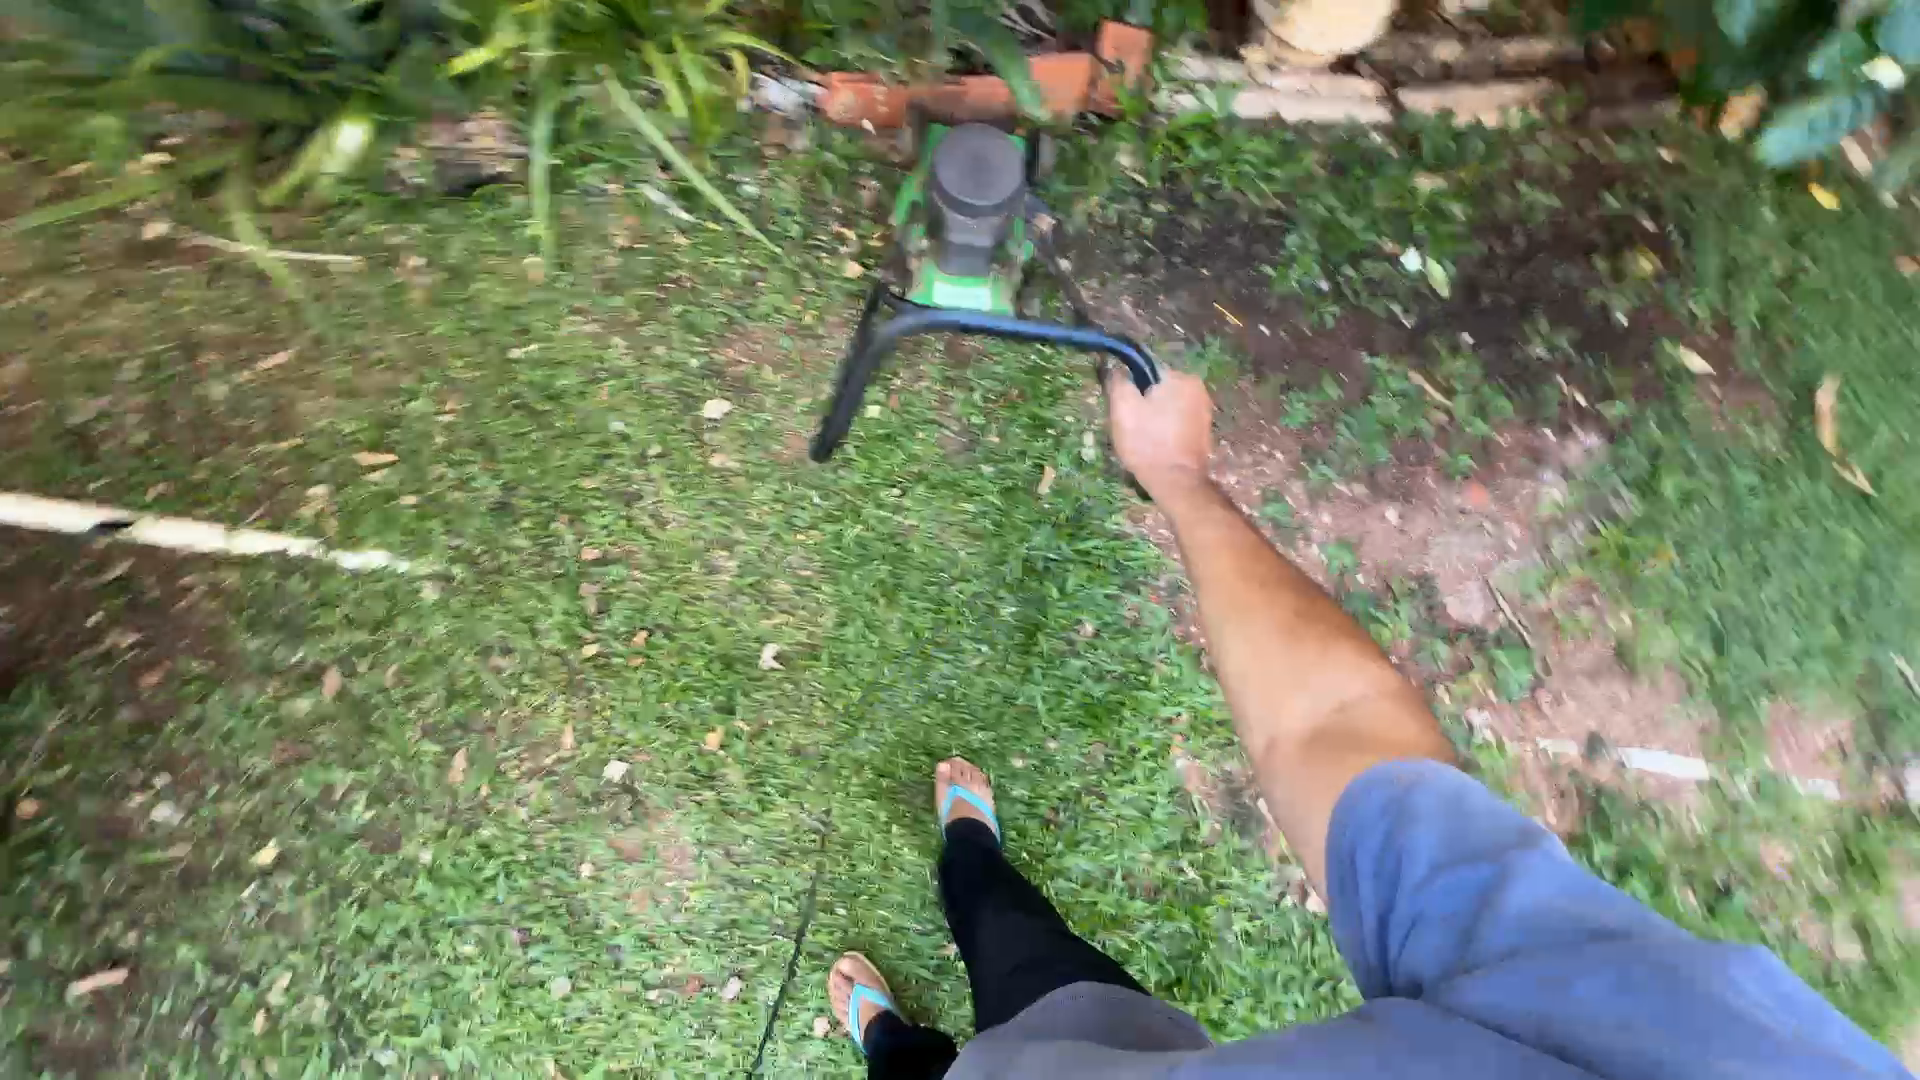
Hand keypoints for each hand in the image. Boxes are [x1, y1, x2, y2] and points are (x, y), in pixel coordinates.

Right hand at [1105, 365, 1213, 500]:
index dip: (1129, 387)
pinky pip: (1177, 421)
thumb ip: (1118, 382)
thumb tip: (1116, 368)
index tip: (1122, 408)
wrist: (1176, 481)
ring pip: (1167, 405)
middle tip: (1131, 426)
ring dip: (1154, 417)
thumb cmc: (1147, 442)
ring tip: (1144, 438)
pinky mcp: (1204, 430)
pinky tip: (1157, 445)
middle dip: (1143, 402)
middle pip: (1158, 388)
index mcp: (1179, 377)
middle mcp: (1198, 387)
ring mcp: (1204, 410)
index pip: (1145, 370)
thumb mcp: (1123, 408)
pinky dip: (1166, 429)